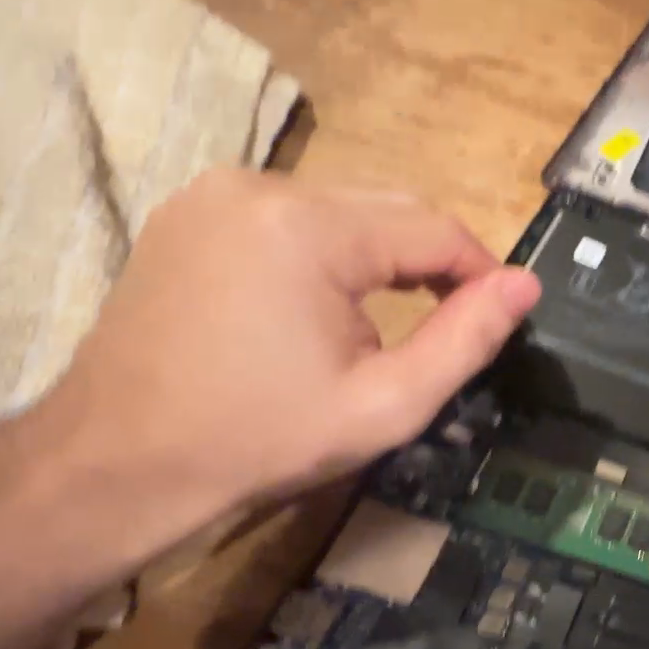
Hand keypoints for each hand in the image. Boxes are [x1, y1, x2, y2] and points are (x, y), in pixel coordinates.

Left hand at [34, 169, 539, 551]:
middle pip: (392, 209)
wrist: (121, 461)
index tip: (504, 318)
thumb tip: (526, 285)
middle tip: (460, 326)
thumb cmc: (266, 437)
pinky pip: (298, 219)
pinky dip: (339, 255)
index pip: (435, 228)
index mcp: (308, 229)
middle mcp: (259, 187)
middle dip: (439, 264)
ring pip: (348, 211)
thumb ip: (467, 338)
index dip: (484, 272)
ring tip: (404, 323)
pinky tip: (340, 306)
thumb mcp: (390, 402)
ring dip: (391, 259)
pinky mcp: (194, 215)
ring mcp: (215, 195)